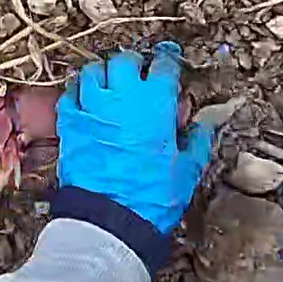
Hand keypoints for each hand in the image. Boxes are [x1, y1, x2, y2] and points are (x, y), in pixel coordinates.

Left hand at [58, 43, 212, 232]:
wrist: (108, 221)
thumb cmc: (152, 196)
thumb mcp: (187, 167)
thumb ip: (200, 136)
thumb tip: (213, 117)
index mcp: (155, 103)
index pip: (164, 65)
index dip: (169, 60)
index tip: (170, 61)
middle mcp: (122, 97)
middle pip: (125, 60)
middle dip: (135, 63)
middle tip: (140, 74)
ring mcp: (92, 108)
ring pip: (93, 71)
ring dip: (104, 73)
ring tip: (111, 84)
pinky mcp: (69, 123)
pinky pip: (70, 94)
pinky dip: (79, 93)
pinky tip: (87, 102)